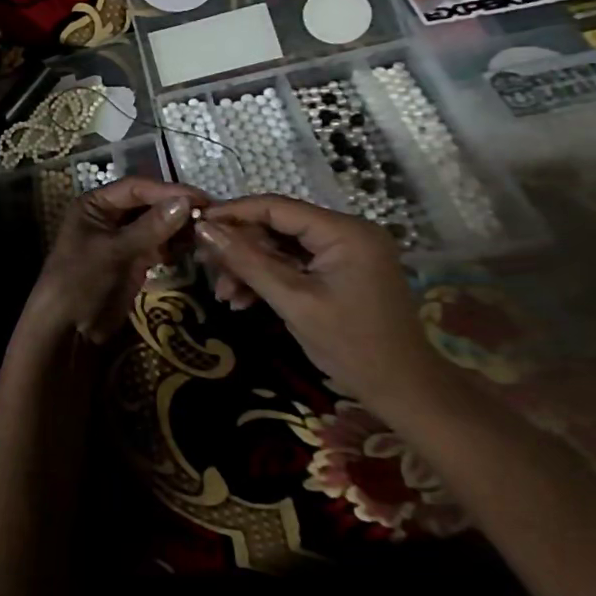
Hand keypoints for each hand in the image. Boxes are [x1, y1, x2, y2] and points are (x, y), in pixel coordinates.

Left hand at [22, 176, 205, 344]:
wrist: (68, 326)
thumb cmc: (80, 280)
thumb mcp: (113, 251)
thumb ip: (150, 227)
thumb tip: (185, 202)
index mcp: (94, 204)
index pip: (135, 188)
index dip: (167, 190)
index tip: (201, 198)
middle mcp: (109, 215)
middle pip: (149, 203)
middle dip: (177, 208)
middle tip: (213, 214)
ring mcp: (122, 237)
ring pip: (157, 224)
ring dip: (180, 227)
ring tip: (209, 231)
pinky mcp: (134, 259)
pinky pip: (159, 244)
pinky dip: (176, 245)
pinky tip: (197, 247)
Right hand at [193, 195, 444, 405]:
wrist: (401, 388)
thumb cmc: (350, 344)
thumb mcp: (291, 300)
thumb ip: (246, 261)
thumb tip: (202, 229)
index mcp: (344, 232)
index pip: (276, 207)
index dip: (232, 212)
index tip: (195, 224)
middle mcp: (346, 232)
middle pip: (275, 226)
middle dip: (238, 249)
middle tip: (204, 266)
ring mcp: (344, 251)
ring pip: (278, 246)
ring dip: (248, 268)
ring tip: (224, 295)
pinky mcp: (339, 269)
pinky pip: (292, 263)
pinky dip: (266, 279)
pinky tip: (242, 300)